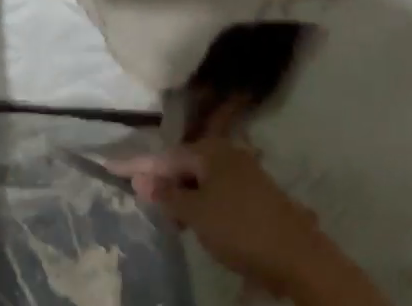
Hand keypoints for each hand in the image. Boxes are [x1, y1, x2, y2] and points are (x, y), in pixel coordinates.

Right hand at [111, 138, 326, 297]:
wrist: (301, 260)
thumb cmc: (240, 229)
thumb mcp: (195, 215)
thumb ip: (166, 195)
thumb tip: (140, 178)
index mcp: (211, 151)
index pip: (164, 156)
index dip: (136, 164)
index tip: (109, 166)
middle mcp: (229, 154)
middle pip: (184, 165)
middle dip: (162, 180)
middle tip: (141, 197)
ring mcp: (246, 174)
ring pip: (202, 181)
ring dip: (183, 196)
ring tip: (168, 215)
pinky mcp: (258, 197)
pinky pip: (218, 193)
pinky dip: (203, 204)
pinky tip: (198, 223)